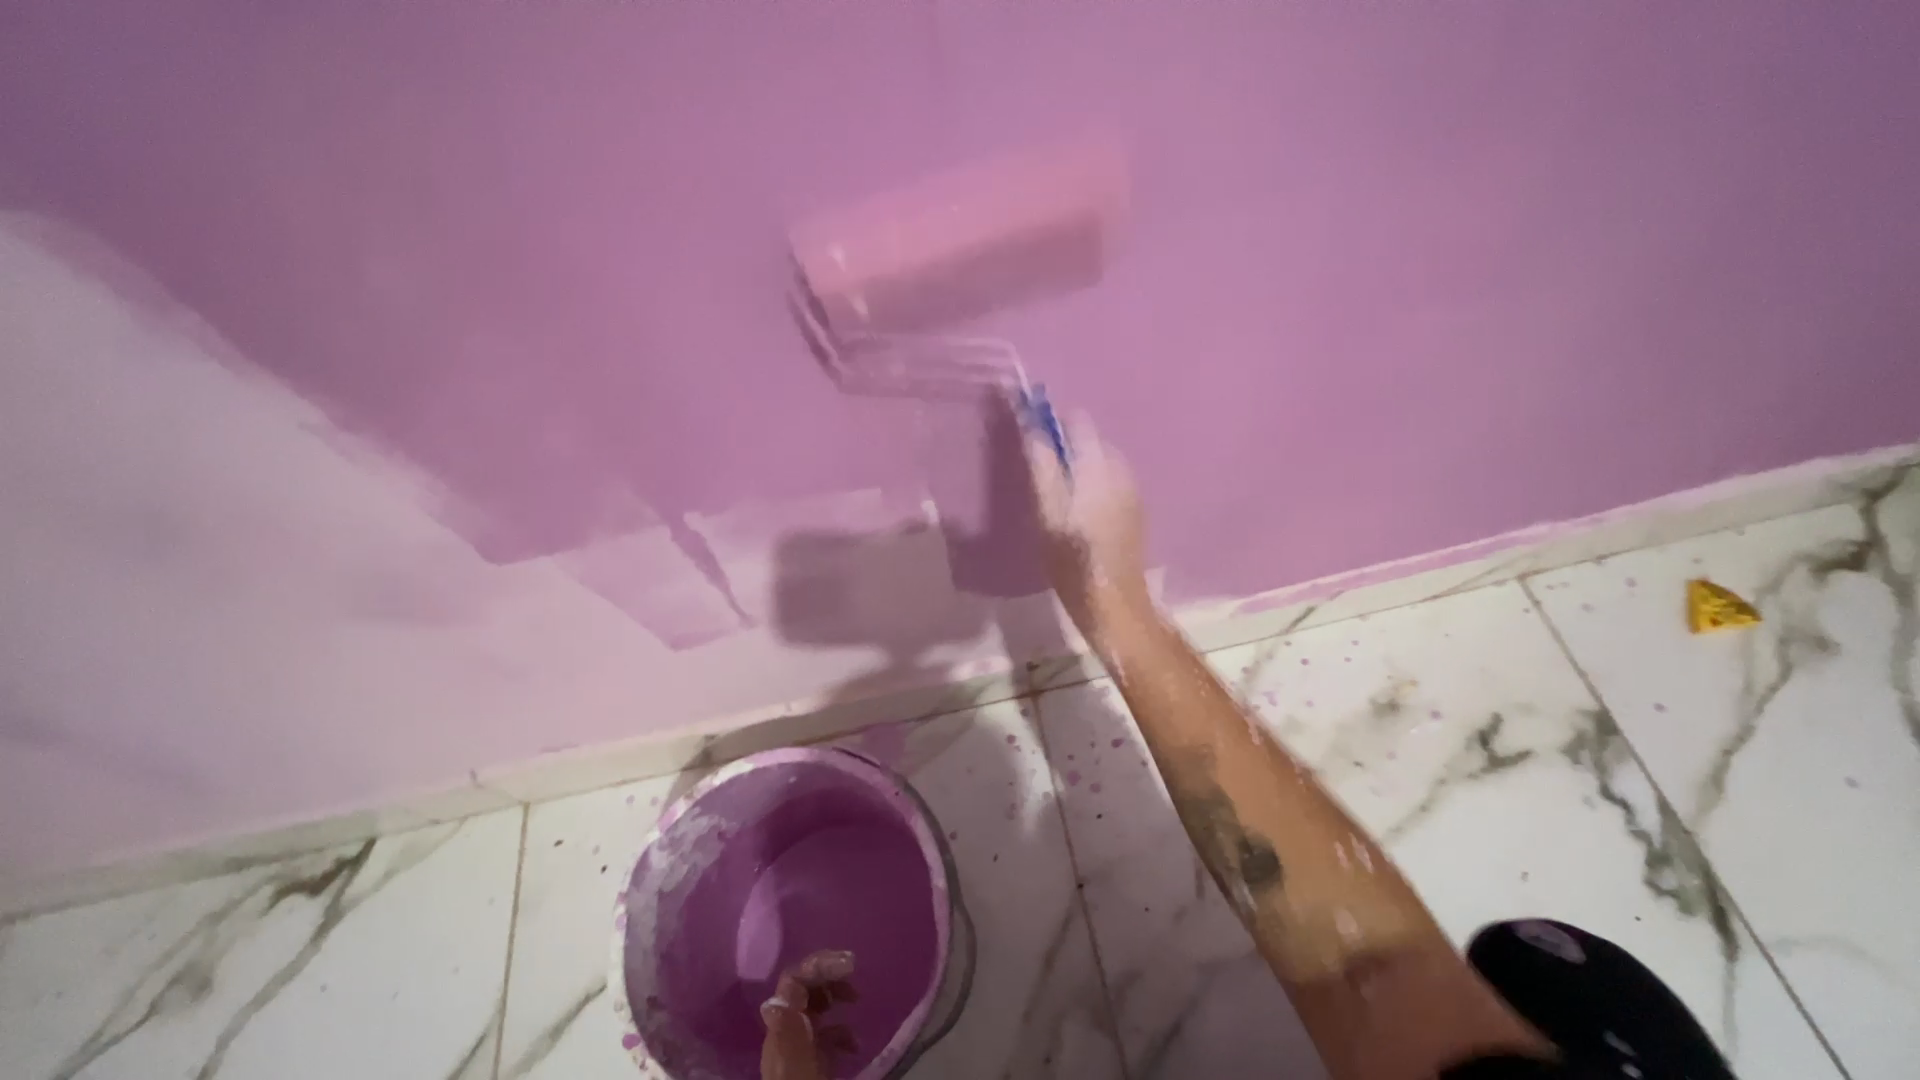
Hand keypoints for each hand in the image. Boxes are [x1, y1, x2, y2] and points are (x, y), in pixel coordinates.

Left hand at [759, 950, 857, 1079]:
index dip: (819, 965)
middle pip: (801, 990)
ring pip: (811, 1009)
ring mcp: (798, 1053)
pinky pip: (822, 1037)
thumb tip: (774, 1002)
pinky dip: (840, 1032)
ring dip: (834, 999)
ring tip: (855, 1002)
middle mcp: (786, 1038)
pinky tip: (854, 1044)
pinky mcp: (810, 1069)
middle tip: (853, 977)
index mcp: (782, 1034)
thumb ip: (790, 1038)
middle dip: (827, 976)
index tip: (850, 964)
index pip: (792, 982)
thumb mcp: (800, 1071)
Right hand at [1022, 411, 1151, 645]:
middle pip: (1089, 438)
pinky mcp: (1134, 508)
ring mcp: (1132, 488)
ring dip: (1077, 462)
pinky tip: (1077, 505)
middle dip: (1063, 442)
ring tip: (1053, 488)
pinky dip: (1090, 479)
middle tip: (1036, 465)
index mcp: (1098, 464)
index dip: (1050, 418)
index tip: (1027, 425)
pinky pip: (1109, 478)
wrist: (1114, 603)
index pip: (1076, 419)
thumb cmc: (1072, 559)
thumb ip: (1042, 464)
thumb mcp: (1047, 512)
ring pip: (1100, 458)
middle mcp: (1121, 468)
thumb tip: (1033, 424)